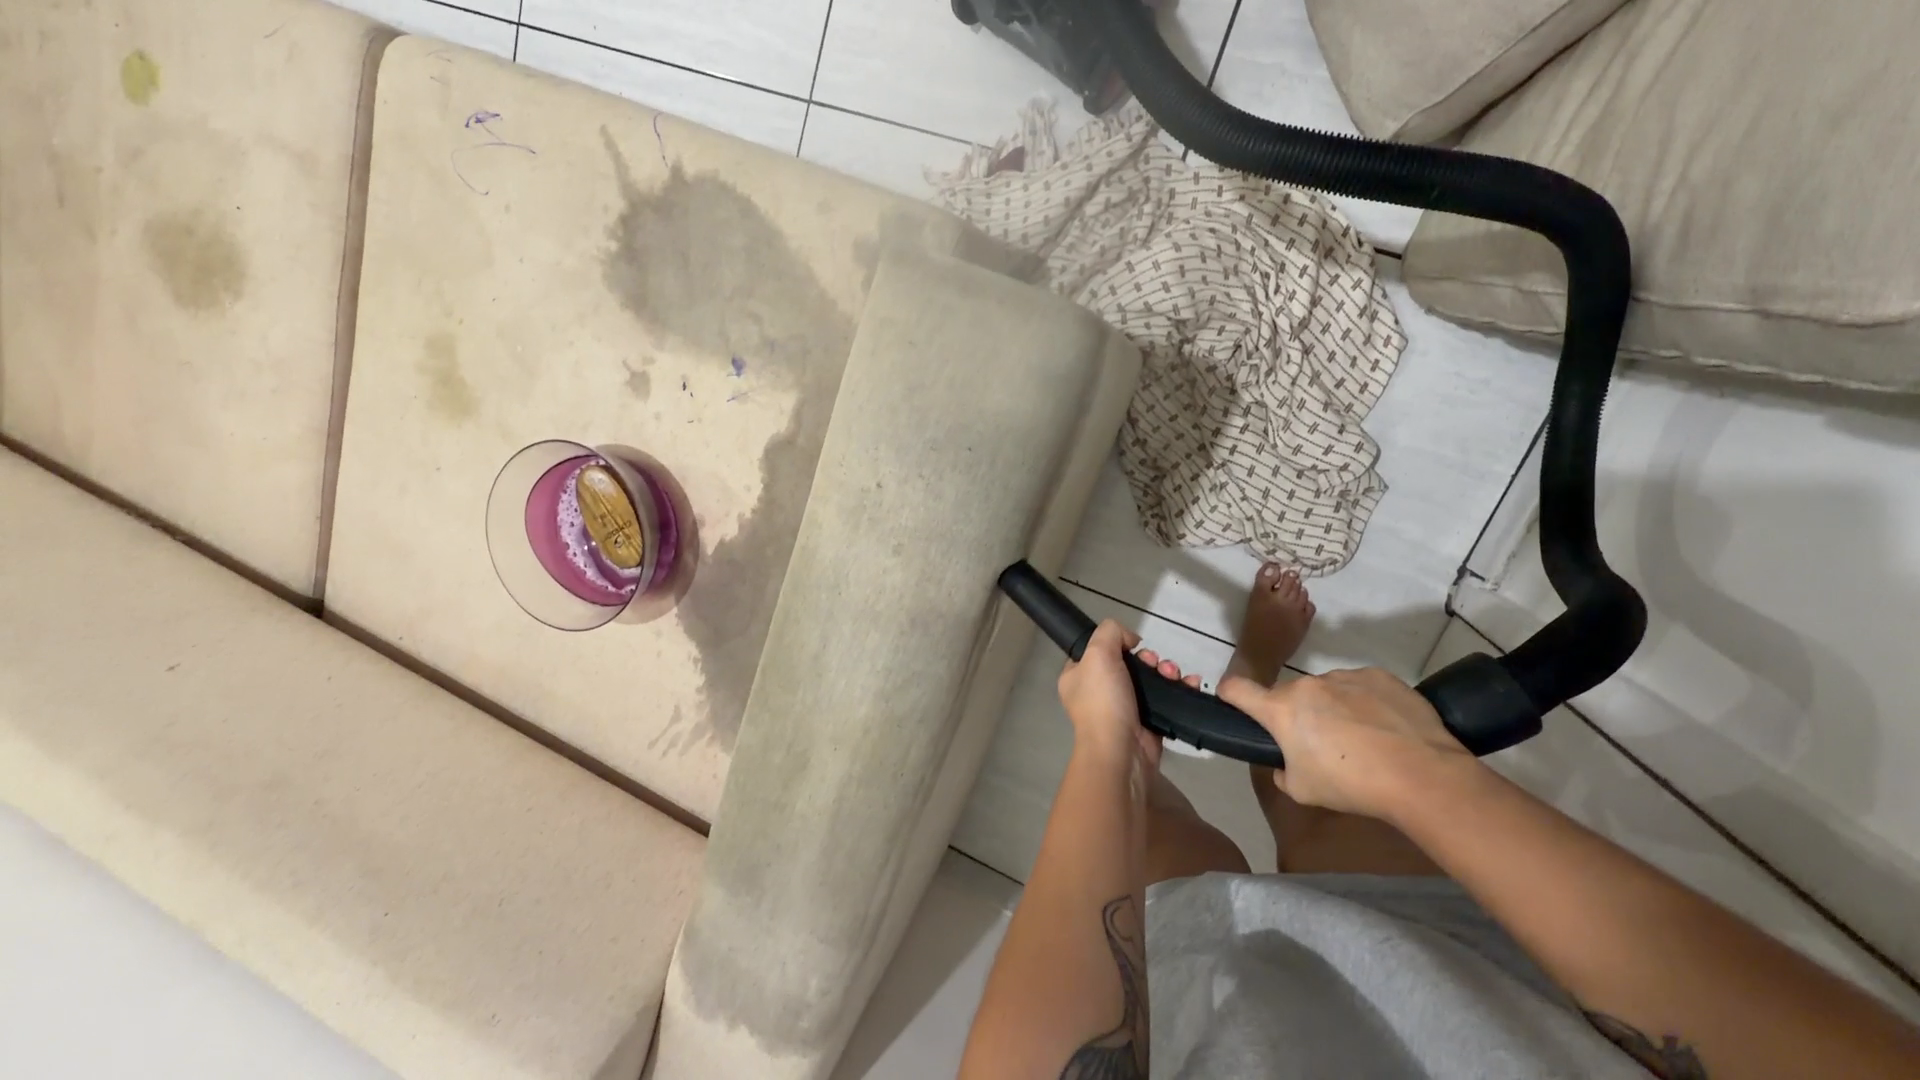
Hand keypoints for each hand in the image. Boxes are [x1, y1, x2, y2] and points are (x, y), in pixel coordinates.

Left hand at [1057, 620, 1200, 773]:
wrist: (1122, 750)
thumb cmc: (1103, 701)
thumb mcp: (1097, 654)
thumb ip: (1110, 633)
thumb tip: (1129, 640)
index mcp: (1077, 676)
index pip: (1095, 650)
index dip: (1116, 643)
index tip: (1131, 646)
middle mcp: (1097, 691)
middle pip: (1128, 662)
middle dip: (1148, 658)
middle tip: (1155, 663)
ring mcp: (1123, 707)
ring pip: (1149, 678)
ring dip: (1166, 670)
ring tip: (1173, 673)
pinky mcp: (1147, 720)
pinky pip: (1165, 697)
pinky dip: (1178, 687)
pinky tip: (1189, 683)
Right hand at [1218, 667, 1475, 820]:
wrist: (1421, 775)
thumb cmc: (1351, 785)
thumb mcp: (1302, 791)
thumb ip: (1282, 772)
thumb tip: (1286, 763)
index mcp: (1281, 709)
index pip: (1237, 689)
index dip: (1230, 695)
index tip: (1234, 703)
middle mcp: (1308, 684)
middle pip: (1290, 696)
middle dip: (1298, 715)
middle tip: (1321, 746)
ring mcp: (1346, 676)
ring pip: (1328, 691)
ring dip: (1333, 708)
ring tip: (1363, 740)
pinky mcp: (1380, 676)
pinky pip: (1361, 687)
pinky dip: (1365, 703)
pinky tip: (1386, 729)